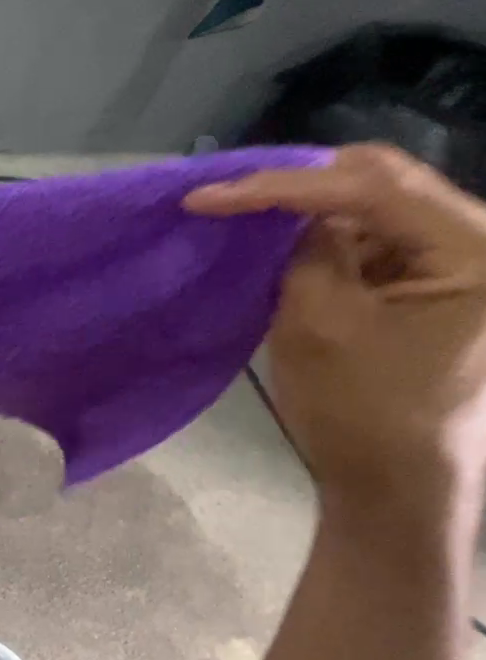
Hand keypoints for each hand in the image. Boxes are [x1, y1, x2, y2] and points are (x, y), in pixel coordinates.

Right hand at [184, 144, 485, 507]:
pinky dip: (320, 236)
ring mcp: (461, 260)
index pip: (373, 188)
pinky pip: (374, 237)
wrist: (397, 478)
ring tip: (238, 214)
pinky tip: (275, 244)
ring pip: (376, 205)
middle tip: (222, 197)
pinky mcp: (435, 281)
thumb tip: (285, 216)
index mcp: (478, 248)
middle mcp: (482, 240)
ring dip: (305, 208)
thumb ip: (307, 255)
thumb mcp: (320, 325)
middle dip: (297, 183)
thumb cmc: (362, 408)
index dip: (281, 185)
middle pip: (385, 181)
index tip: (203, 197)